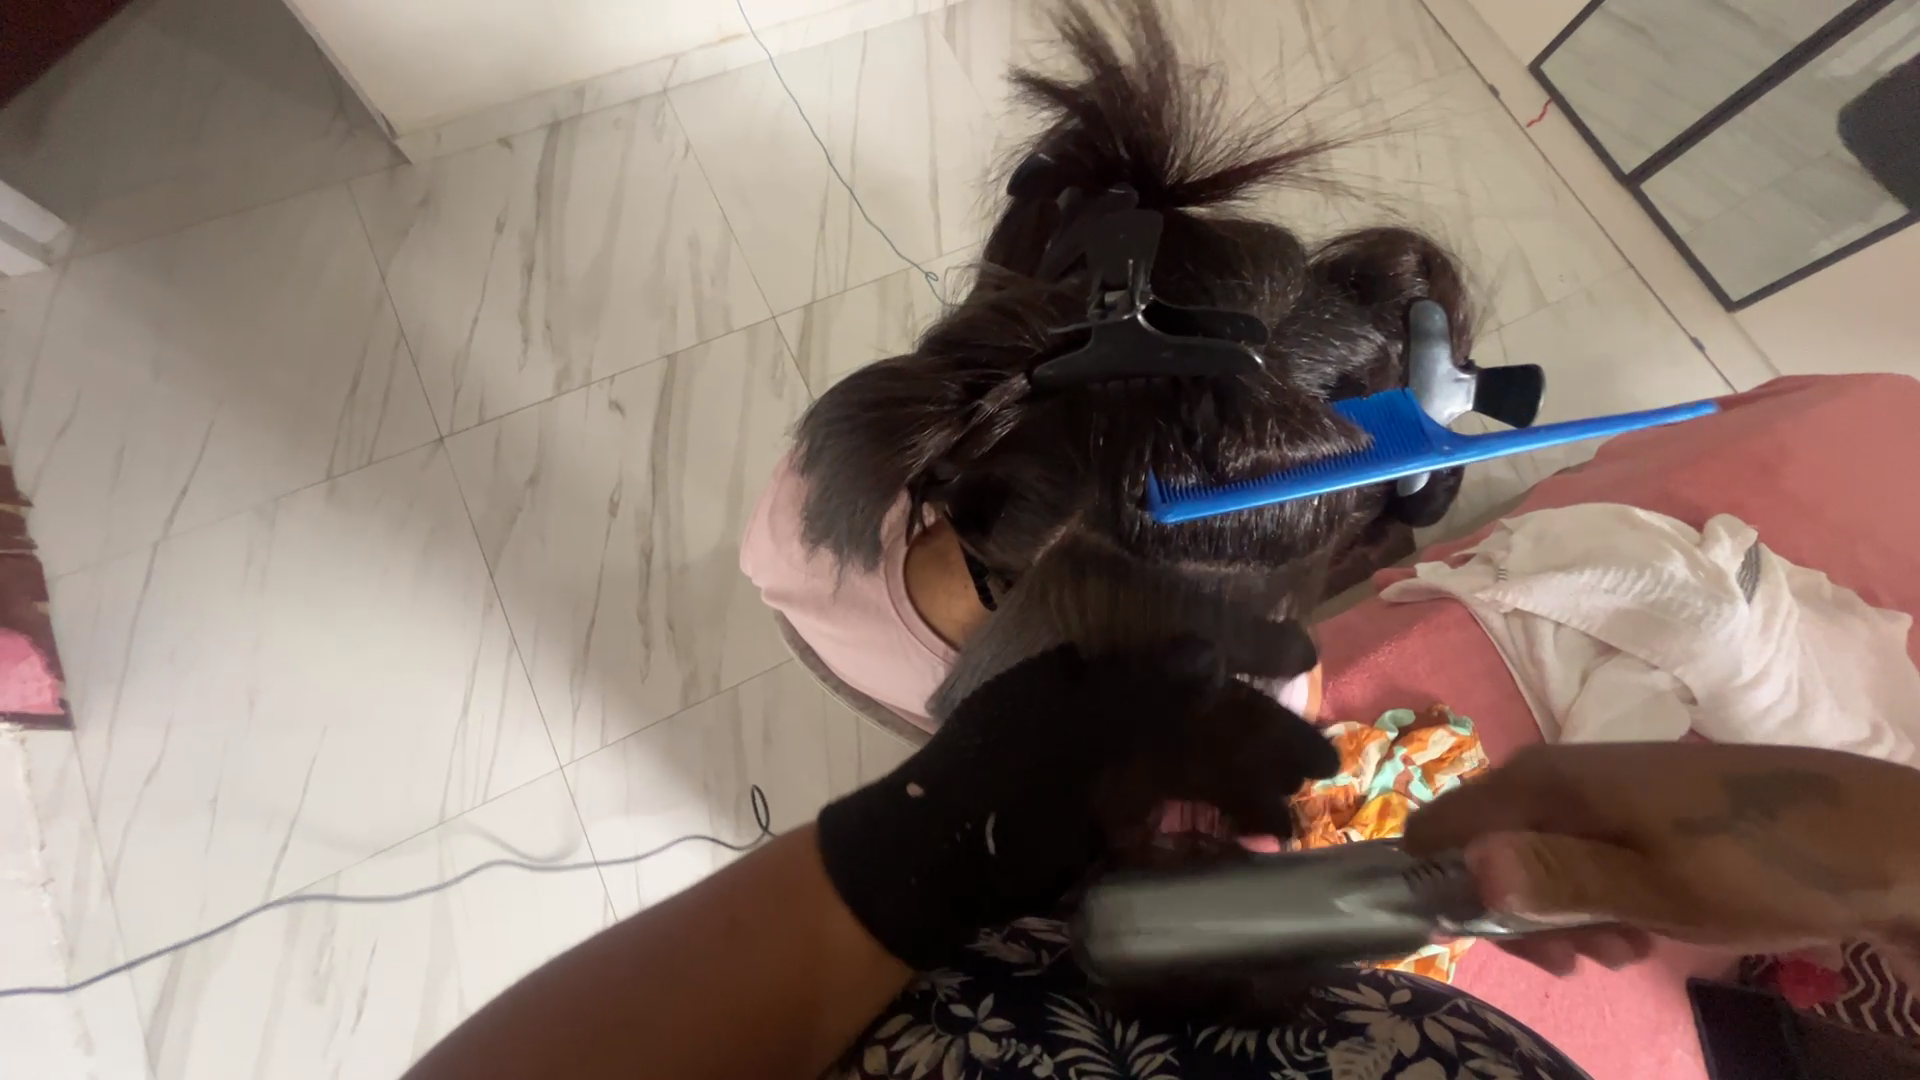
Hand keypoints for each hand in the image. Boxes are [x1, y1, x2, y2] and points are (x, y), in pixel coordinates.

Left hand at [816, 626, 1338, 969]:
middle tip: (1316, 767)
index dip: (1237, 663)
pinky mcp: (1098, 811)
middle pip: (1188, 713)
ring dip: (1236, 786)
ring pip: (1183, 762)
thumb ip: (1134, 696)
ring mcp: (1098, 762)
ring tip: (1288, 822)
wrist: (928, 870)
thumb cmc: (991, 791)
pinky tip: (1240, 844)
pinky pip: (1164, 808)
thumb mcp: (1062, 739)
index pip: (1176, 658)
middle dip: (1251, 737)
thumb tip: (1209, 650)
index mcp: (1082, 674)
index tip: (1298, 664)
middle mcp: (1096, 708)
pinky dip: (1202, 823)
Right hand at [1404, 743, 1919, 978]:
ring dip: (1556, 909)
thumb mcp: (1663, 888)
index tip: (1497, 941)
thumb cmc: (1767, 863)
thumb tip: (1468, 869)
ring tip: (1623, 948)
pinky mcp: (1615, 800)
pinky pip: (1566, 846)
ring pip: (1525, 851)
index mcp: (1536, 782)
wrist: (1891, 836)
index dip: (1443, 885)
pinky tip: (1636, 921)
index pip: (1437, 827)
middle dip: (1515, 910)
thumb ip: (1556, 876)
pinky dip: (1586, 891)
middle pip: (1480, 845)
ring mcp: (1580, 784)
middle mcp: (1541, 773)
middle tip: (1580, 960)